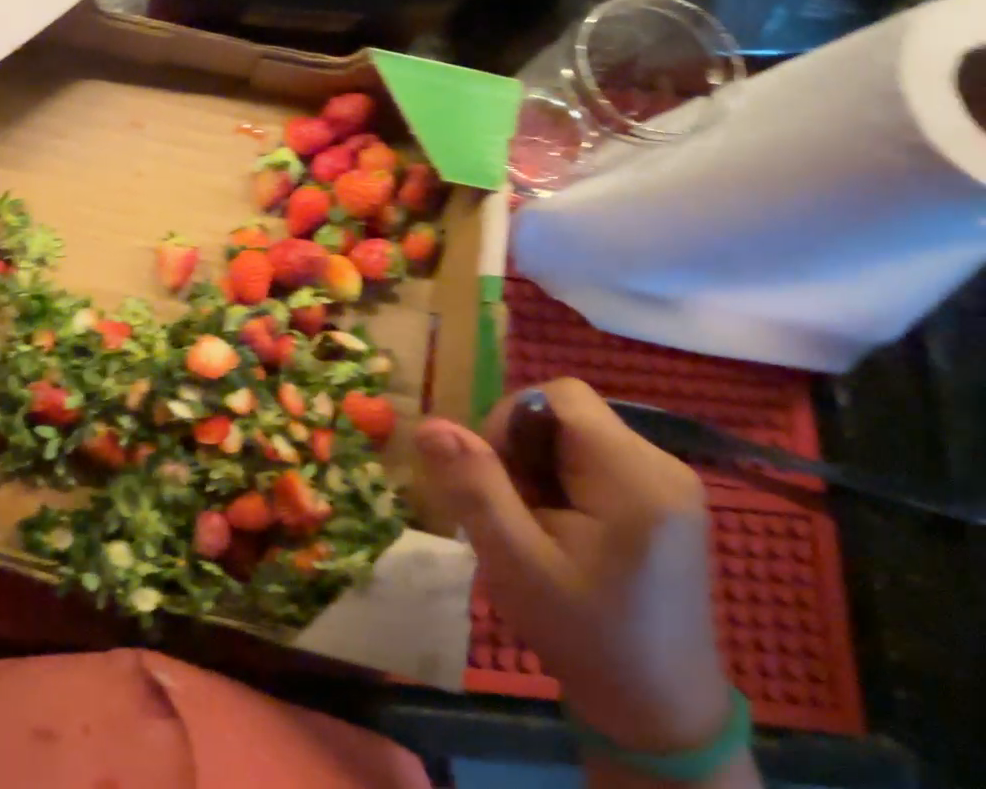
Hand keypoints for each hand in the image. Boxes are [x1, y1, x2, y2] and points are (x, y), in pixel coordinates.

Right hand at [414, 379, 732, 753]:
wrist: (656, 703)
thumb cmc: (582, 632)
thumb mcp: (514, 561)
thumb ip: (474, 486)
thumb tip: (429, 424)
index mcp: (634, 478)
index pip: (557, 396)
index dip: (508, 422)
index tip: (495, 482)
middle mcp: (664, 466)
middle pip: (567, 413)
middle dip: (521, 450)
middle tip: (512, 513)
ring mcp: (670, 483)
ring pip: (576, 435)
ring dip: (537, 468)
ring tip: (535, 528)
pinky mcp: (665, 500)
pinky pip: (595, 459)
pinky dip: (562, 482)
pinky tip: (559, 531)